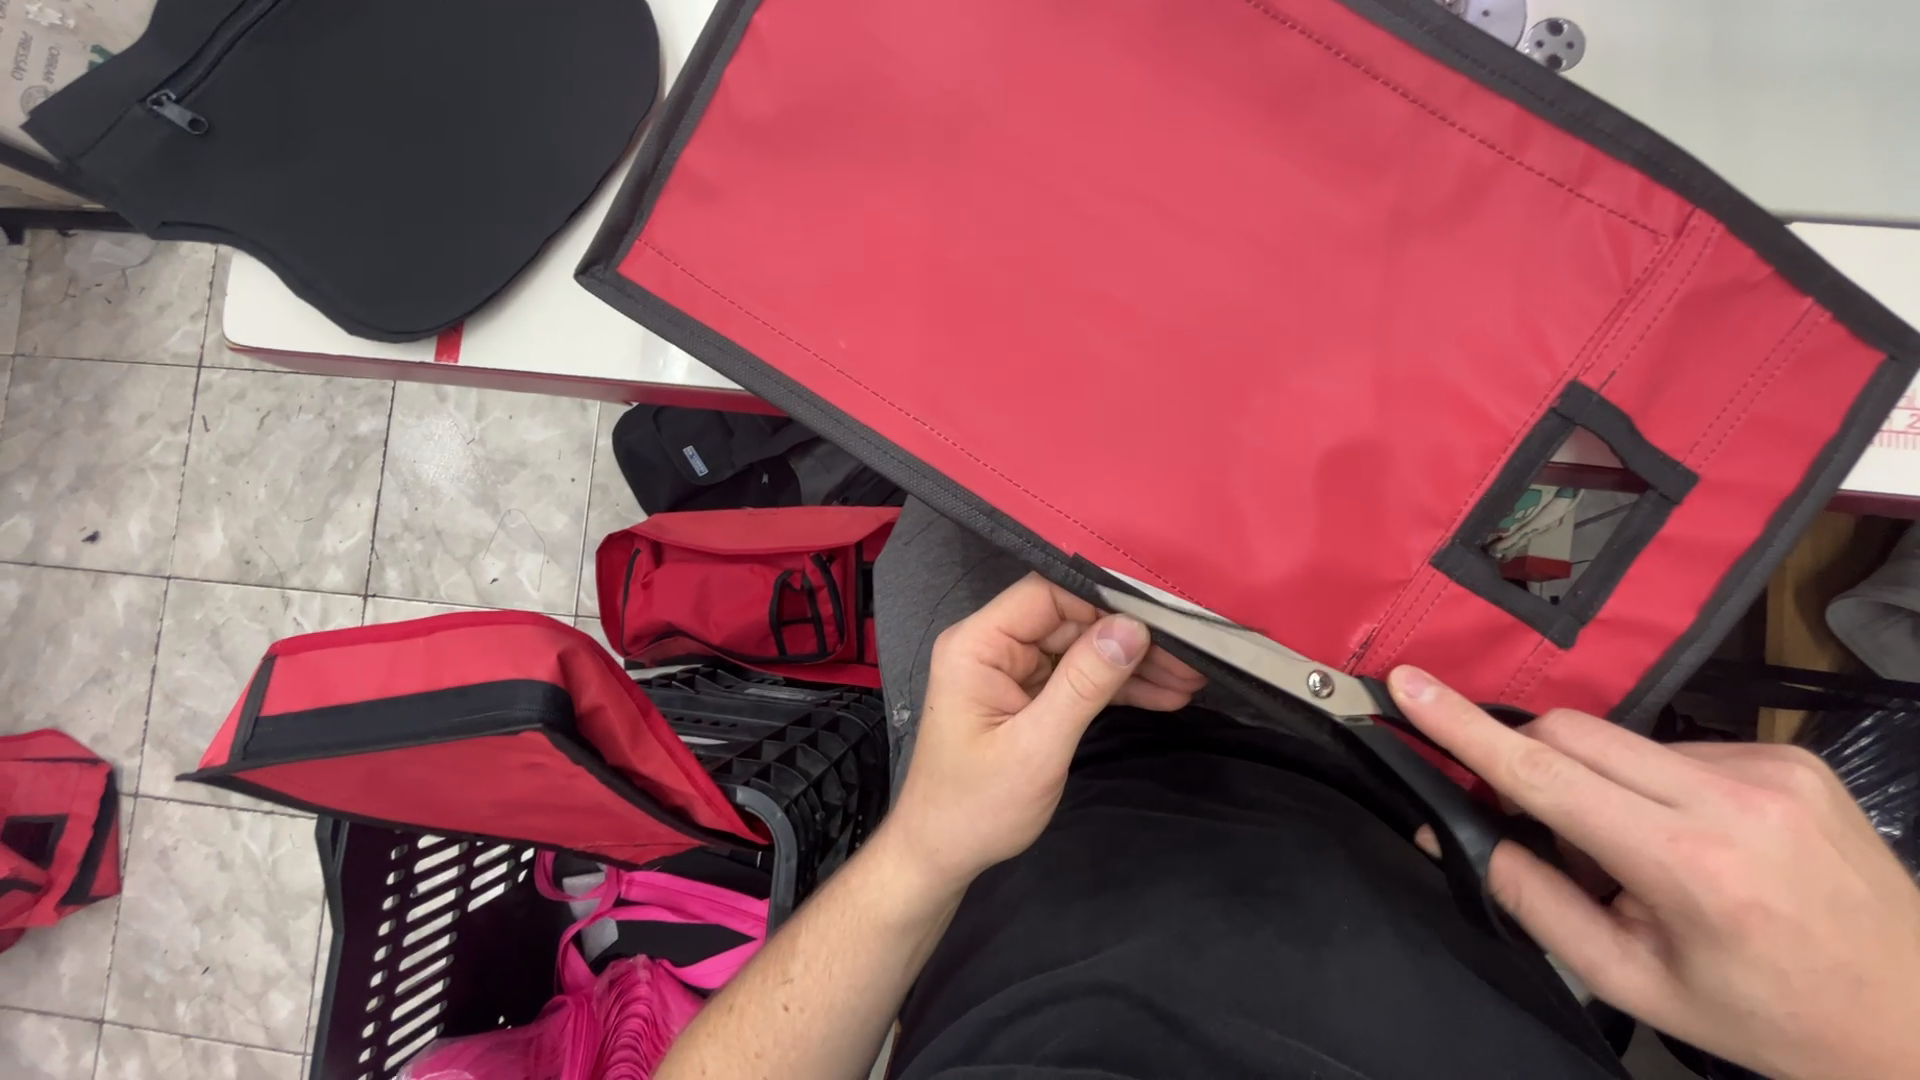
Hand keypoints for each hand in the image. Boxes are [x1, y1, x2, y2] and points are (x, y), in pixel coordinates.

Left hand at [878, 572, 1205, 893]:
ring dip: (1131, 666)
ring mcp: (1009, 670)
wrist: (943, 854)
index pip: (1046, 595)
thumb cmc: (977, 806)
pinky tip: (1162, 695)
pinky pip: (1076, 677)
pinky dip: (1116, 688)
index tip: (1160, 620)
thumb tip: (1133, 628)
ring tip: (1189, 681)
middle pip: (1070, 620)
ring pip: (1080, 649)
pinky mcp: (1026, 695)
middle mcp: (991, 646)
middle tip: (1190, 660)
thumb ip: (1084, 684)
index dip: (1103, 602)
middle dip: (1129, 640)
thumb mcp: (1037, 747)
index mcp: (977, 645)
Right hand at [1388, 666, 1919, 1079]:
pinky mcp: (1789, 756)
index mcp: (1690, 864)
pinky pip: (1667, 744)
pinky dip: (1646, 781)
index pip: (1542, 774)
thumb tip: (1446, 832)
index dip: (1463, 727)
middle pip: (1568, 734)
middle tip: (1541, 829)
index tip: (1407, 684)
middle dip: (1526, 763)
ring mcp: (1771, 768)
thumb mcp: (1627, 977)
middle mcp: (1735, 798)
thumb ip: (1526, 896)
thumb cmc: (1768, 1016)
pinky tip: (1689, 834)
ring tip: (1634, 848)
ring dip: (1590, 779)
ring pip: (1613, 736)